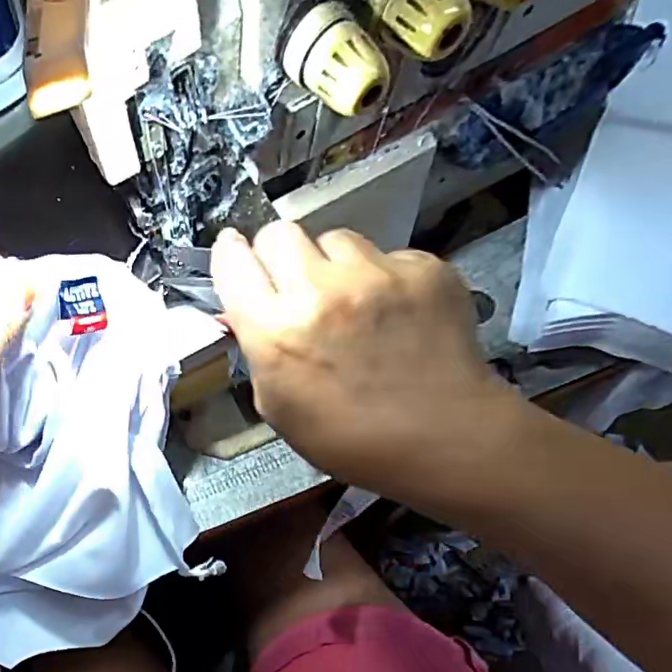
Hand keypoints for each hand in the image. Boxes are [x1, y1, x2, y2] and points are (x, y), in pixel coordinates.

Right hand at [210, 222, 527, 498]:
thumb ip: (261, 350)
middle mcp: (318, 290)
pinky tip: (393, 313)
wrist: (440, 437)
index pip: (234, 262)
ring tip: (350, 302)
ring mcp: (375, 273)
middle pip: (280, 233)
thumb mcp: (278, 406)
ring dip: (332, 264)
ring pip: (335, 239)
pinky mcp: (421, 268)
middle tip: (293, 282)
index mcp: (275, 331)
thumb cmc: (348, 438)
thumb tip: (257, 316)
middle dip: (279, 254)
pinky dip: (382, 278)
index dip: (231, 254)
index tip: (235, 252)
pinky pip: (387, 255)